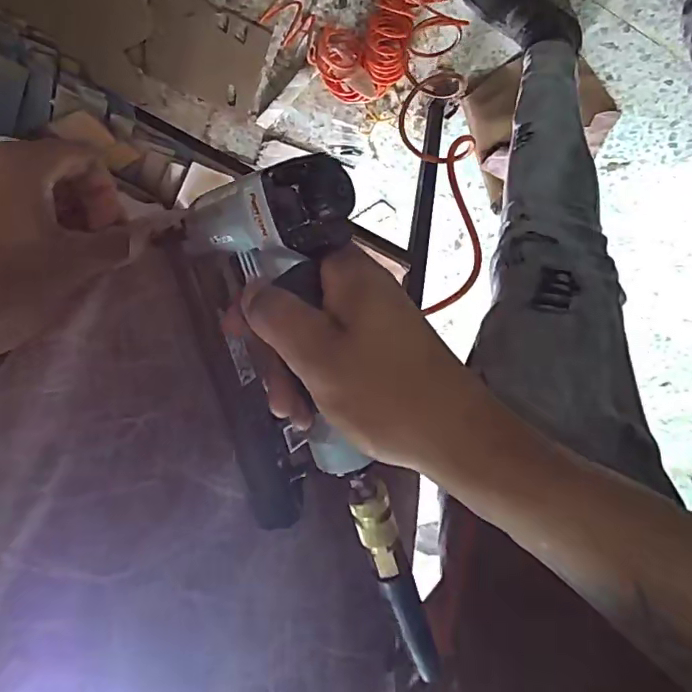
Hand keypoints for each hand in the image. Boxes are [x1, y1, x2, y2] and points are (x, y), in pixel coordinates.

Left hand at [0, 138, 159, 369]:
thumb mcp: (72, 268)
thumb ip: (116, 245)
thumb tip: (146, 234)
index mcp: (21, 162)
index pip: (84, 156)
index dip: (108, 193)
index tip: (108, 234)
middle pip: (50, 169)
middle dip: (80, 205)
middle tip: (85, 247)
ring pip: (16, 188)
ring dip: (47, 216)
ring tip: (50, 258)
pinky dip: (10, 223)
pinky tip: (6, 264)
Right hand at [241, 244, 490, 473]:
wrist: (454, 436)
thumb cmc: (383, 392)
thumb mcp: (316, 354)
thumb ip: (277, 315)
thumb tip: (251, 290)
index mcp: (349, 273)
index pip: (289, 255)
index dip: (258, 288)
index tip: (236, 327)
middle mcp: (361, 287)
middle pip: (298, 300)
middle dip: (275, 347)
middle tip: (271, 390)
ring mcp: (373, 318)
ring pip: (313, 332)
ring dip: (294, 371)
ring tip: (293, 413)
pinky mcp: (380, 347)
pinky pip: (336, 351)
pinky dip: (318, 378)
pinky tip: (312, 414)